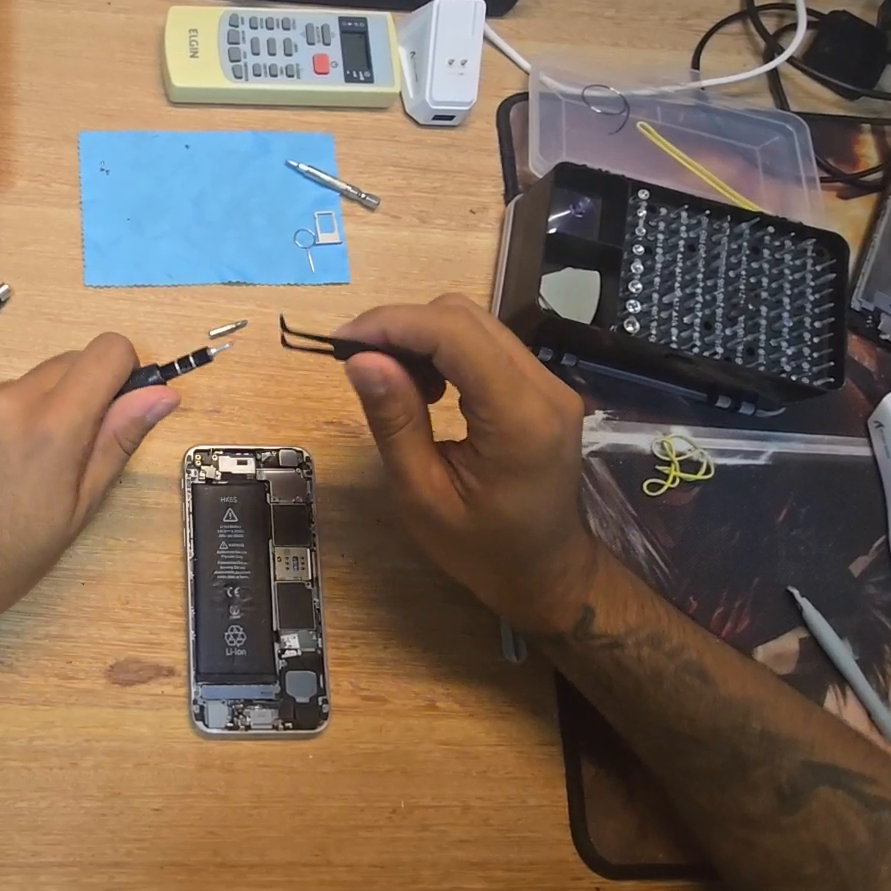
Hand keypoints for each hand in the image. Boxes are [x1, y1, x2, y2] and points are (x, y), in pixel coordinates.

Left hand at [0, 333, 180, 639]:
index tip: (116, 403)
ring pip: (24, 382)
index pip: (107, 350)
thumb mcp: (79, 506)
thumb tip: (162, 394)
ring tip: (16, 465)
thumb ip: (118, 439)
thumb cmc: (10, 554)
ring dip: (33, 408)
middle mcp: (7, 399)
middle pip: (67, 361)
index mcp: (51, 426)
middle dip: (79, 394)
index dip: (122, 371)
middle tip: (66, 449)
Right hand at [338, 295, 598, 634]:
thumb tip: (360, 360)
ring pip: (474, 323)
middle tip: (356, 363)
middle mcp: (544, 387)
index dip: (393, 325)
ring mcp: (549, 384)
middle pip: (465, 317)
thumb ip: (395, 421)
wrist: (545, 573)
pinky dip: (442, 351)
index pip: (455, 335)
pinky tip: (422, 388)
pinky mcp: (541, 387)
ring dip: (419, 337)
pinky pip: (485, 345)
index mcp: (518, 418)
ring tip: (388, 380)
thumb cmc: (479, 548)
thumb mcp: (420, 494)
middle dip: (401, 327)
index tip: (341, 342)